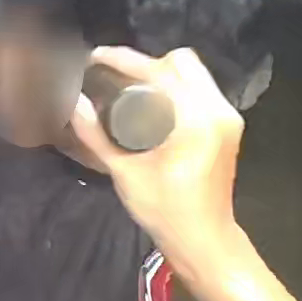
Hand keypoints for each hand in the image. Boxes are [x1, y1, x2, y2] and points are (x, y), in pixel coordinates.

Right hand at [69, 46, 245, 278]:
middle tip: (114, 77)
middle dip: (145, 63)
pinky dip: (175, 87)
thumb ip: (95, 136)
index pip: (161, 71)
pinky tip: (150, 103)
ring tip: (127, 87)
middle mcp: (219, 110)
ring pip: (193, 72)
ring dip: (161, 73)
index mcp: (198, 120)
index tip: (96, 59)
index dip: (125, 60)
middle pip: (182, 62)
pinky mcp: (227, 125)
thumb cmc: (166, 212)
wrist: (204, 241)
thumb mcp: (125, 173)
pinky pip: (199, 89)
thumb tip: (73, 101)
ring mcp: (227, 116)